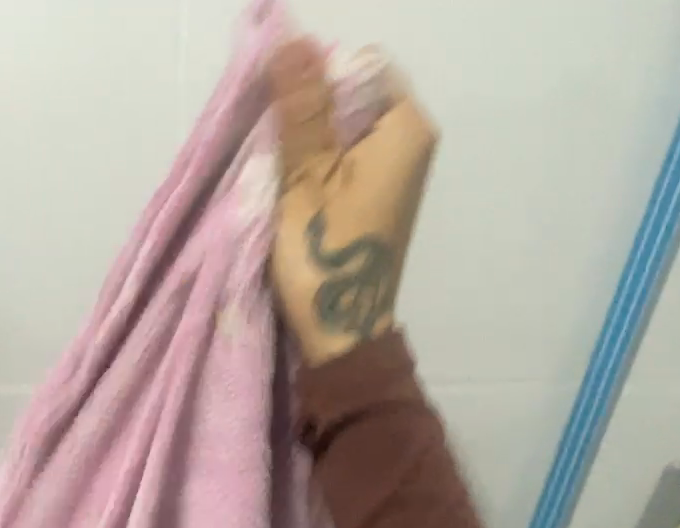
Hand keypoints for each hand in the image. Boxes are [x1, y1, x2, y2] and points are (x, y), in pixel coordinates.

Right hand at [269, 39, 437, 365]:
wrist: (341, 332)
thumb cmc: (324, 258)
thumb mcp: (304, 181)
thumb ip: (300, 113)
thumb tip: (291, 43)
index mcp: (404, 126)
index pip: (356, 67)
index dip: (312, 83)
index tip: (277, 120)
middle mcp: (410, 138)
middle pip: (352, 95)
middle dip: (308, 112)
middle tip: (269, 146)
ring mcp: (395, 167)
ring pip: (344, 127)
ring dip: (307, 141)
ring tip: (277, 171)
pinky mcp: (377, 193)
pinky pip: (344, 156)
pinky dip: (316, 164)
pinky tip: (292, 187)